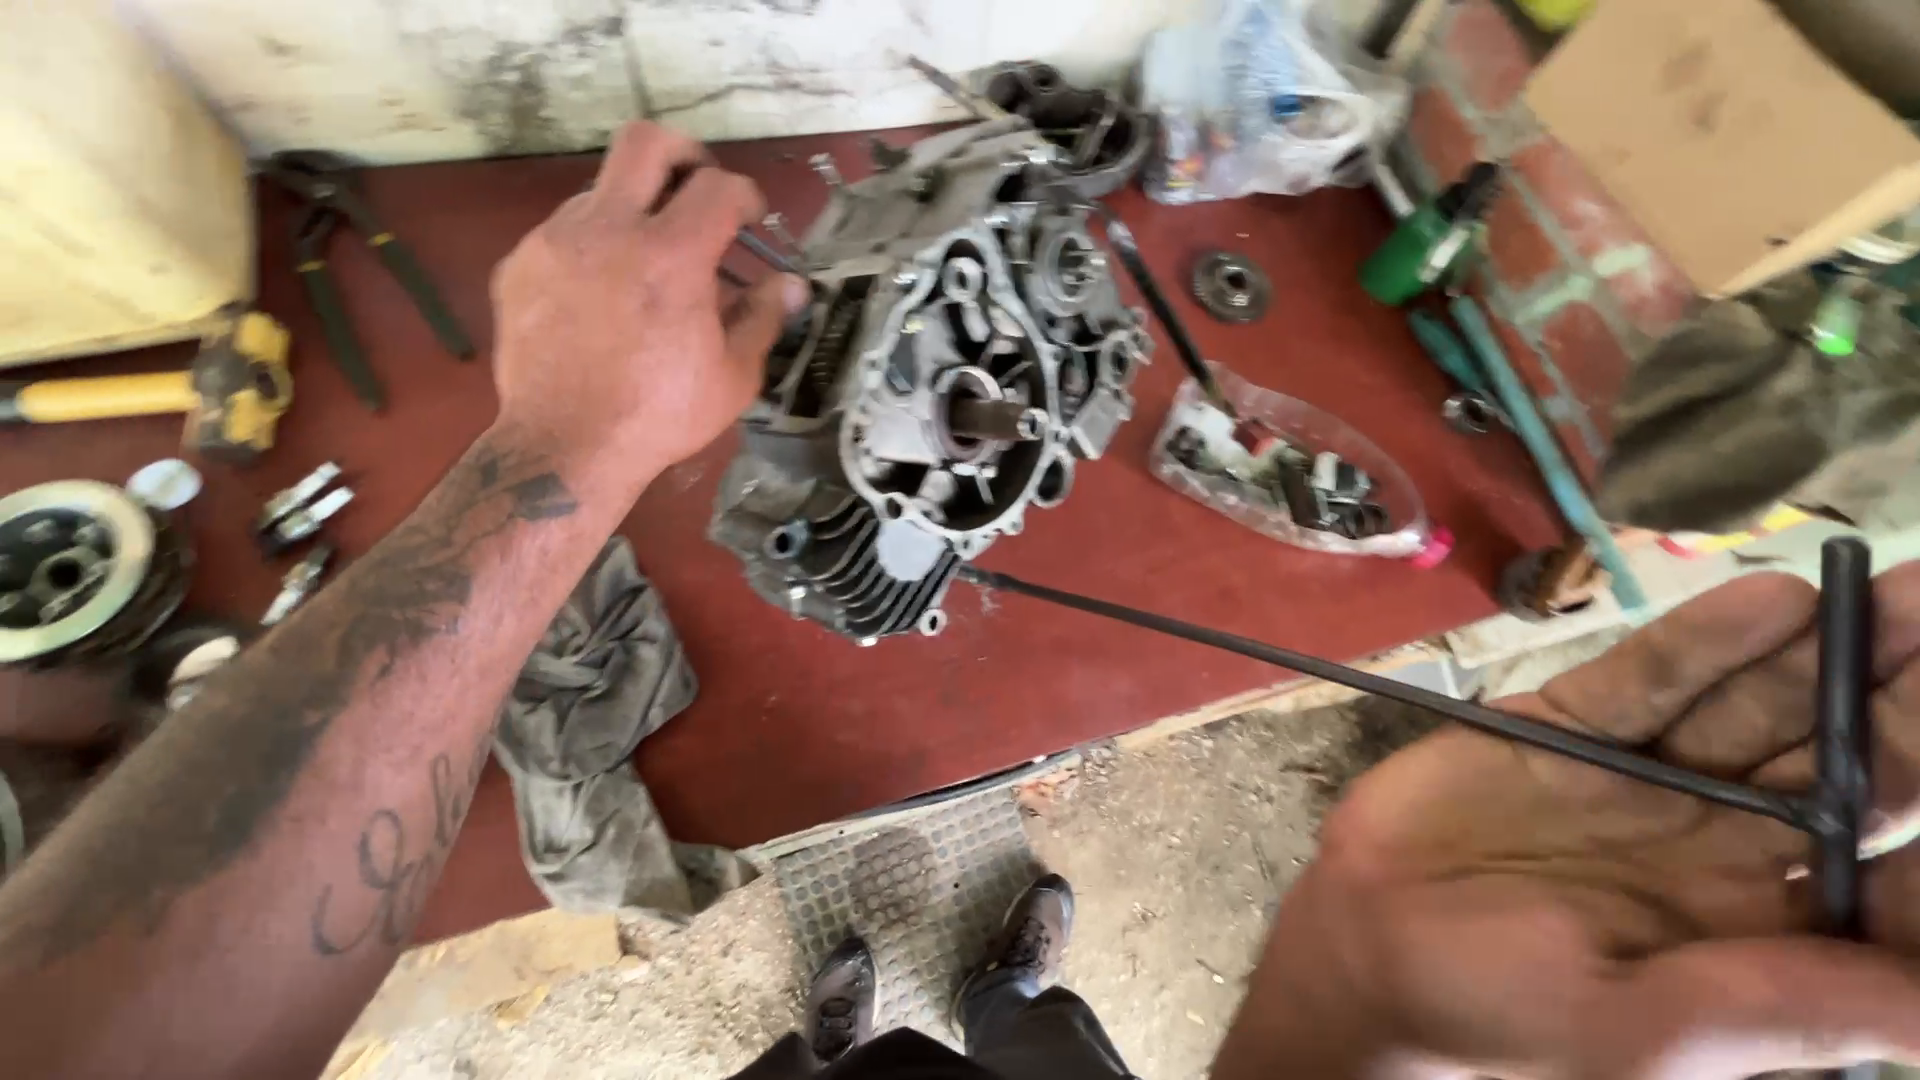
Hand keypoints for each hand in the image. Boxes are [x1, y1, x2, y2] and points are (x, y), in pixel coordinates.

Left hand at [489, 121, 806, 476]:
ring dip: (636, 212)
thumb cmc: (663, 415)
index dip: (746, 195)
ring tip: (649, 264)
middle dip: (685, 155)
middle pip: (647, 142)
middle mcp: (610, 229)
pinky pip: (564, 233)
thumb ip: (763, 317)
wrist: (568, 445)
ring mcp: (555, 241)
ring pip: (601, 190)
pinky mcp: (519, 264)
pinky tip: (603, 297)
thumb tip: (792, 286)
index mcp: (673, 256)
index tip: (752, 218)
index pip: (719, 187)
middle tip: (699, 191)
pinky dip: (595, 249)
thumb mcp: (733, 375)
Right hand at [1219, 569, 1919, 1078]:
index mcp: (1763, 919)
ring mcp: (1633, 773)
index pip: (1891, 853)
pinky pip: (1638, 683)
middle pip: (1836, 756)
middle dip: (1907, 694)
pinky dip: (1699, 643)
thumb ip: (1792, 1003)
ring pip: (1746, 703)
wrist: (1366, 950)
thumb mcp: (1654, 1037)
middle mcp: (1714, 835)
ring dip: (1824, 650)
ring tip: (1904, 592)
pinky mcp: (1553, 731)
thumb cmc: (1504, 1015)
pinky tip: (1770, 604)